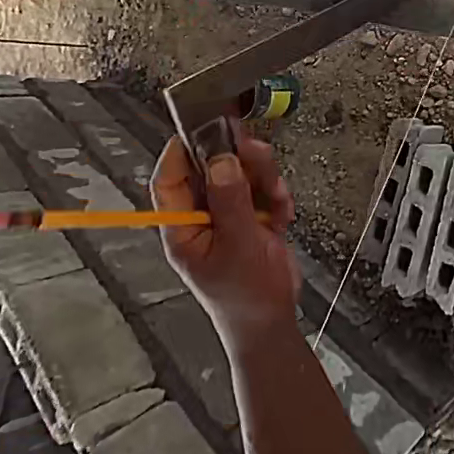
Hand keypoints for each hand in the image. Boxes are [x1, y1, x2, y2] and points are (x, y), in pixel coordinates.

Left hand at [150, 135, 299, 343]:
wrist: (272, 323)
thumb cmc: (246, 295)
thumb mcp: (238, 245)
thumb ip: (230, 201)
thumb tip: (221, 160)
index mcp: (183, 228)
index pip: (170, 181)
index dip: (180, 152)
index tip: (202, 130)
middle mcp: (203, 219)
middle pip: (212, 172)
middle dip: (236, 161)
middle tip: (256, 151)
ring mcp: (229, 218)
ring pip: (241, 178)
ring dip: (263, 180)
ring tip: (277, 195)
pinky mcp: (254, 220)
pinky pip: (262, 193)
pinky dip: (277, 197)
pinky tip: (284, 214)